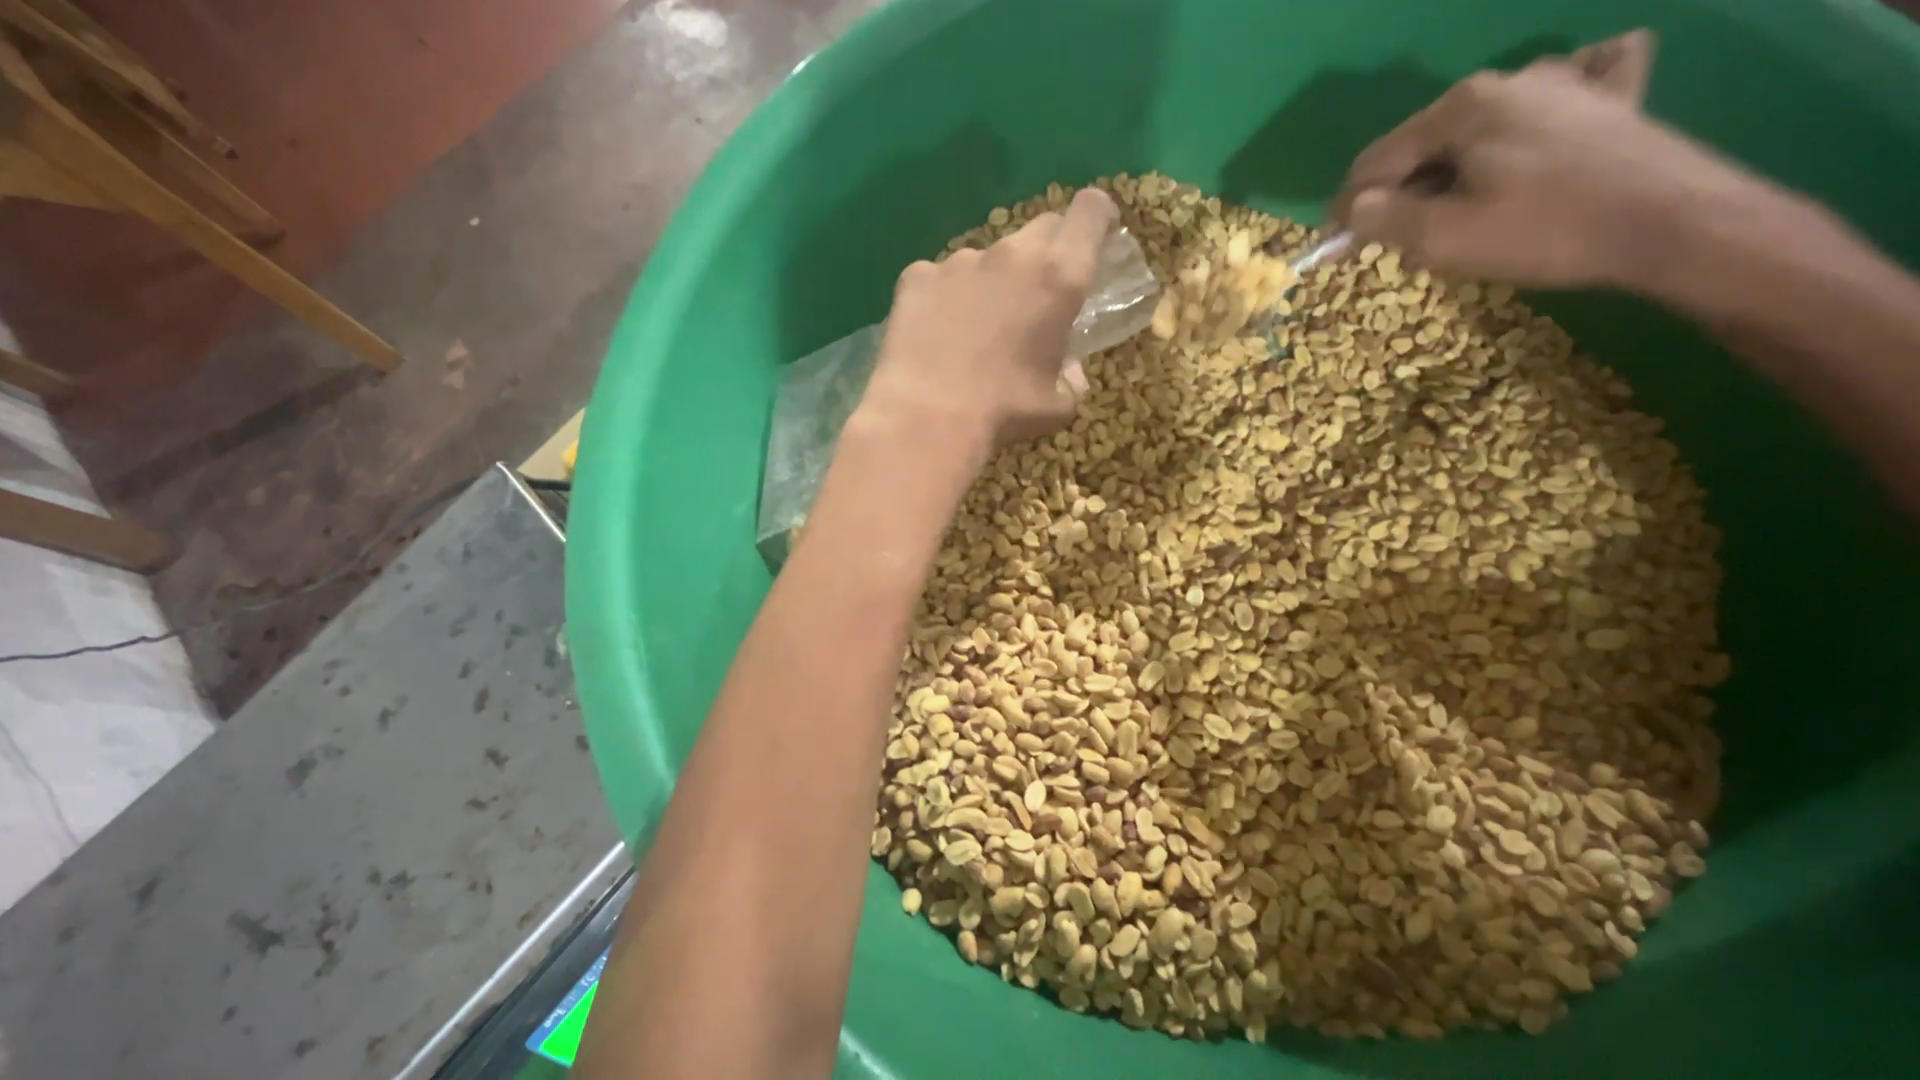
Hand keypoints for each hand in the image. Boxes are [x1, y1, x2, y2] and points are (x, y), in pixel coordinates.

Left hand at [855, 187, 1117, 459]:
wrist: (926, 416)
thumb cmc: (1004, 411)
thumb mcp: (1057, 405)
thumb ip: (1071, 379)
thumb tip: (1069, 372)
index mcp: (1060, 277)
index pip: (1091, 211)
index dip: (1099, 217)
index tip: (1099, 236)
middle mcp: (1012, 255)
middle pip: (1042, 227)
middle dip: (1049, 250)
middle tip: (1040, 292)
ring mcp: (960, 260)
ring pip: (989, 255)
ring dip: (994, 279)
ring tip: (978, 326)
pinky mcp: (917, 275)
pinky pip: (940, 276)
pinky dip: (946, 296)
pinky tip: (937, 332)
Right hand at [1332, 30, 1766, 290]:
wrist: (1674, 223)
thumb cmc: (1548, 231)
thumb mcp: (1448, 238)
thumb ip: (1387, 220)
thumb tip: (1356, 208)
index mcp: (1461, 108)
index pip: (1380, 159)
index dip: (1350, 205)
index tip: (1336, 244)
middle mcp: (1508, 81)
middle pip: (1430, 143)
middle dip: (1408, 192)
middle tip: (1402, 244)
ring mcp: (1565, 84)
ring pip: (1485, 126)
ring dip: (1461, 168)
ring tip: (1462, 210)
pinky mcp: (1609, 101)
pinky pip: (1565, 91)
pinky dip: (1545, 112)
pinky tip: (1550, 125)